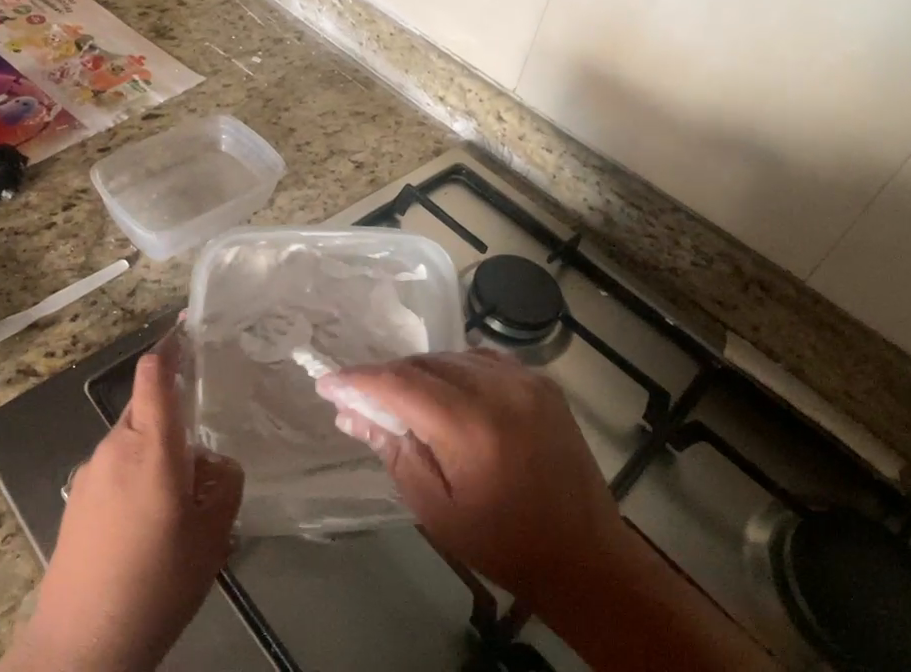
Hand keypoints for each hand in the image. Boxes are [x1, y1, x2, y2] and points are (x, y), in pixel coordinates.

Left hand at [0, 335, 242, 671]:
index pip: (155, 376)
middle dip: (175, 416)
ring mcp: (88, 475)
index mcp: (151, 447)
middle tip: (206, 447)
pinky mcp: (75, 502)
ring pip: (132, 442)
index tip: (187, 326)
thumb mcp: (213, 534)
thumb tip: (212, 463)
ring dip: (157, 453)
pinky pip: (115, 470)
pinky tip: (151, 524)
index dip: (171, 346)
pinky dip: (138, 478)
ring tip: (183, 501)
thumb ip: (223, 484)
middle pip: (146, 409)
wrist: (81, 644)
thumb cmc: (157, 582)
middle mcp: (114, 449)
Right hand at [320, 350, 776, 671]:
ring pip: (454, 356)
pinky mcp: (543, 382)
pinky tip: (447, 391)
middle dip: (388, 376)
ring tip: (402, 399)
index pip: (399, 383)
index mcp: (470, 425)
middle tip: (360, 398)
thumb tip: (352, 412)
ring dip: (422, 371)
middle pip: (425, 363)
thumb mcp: (435, 507)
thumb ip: (394, 451)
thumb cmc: (502, 541)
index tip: (327, 383)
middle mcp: (500, 389)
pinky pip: (486, 360)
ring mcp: (526, 380)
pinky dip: (457, 369)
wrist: (583, 553)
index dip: (358, 379)